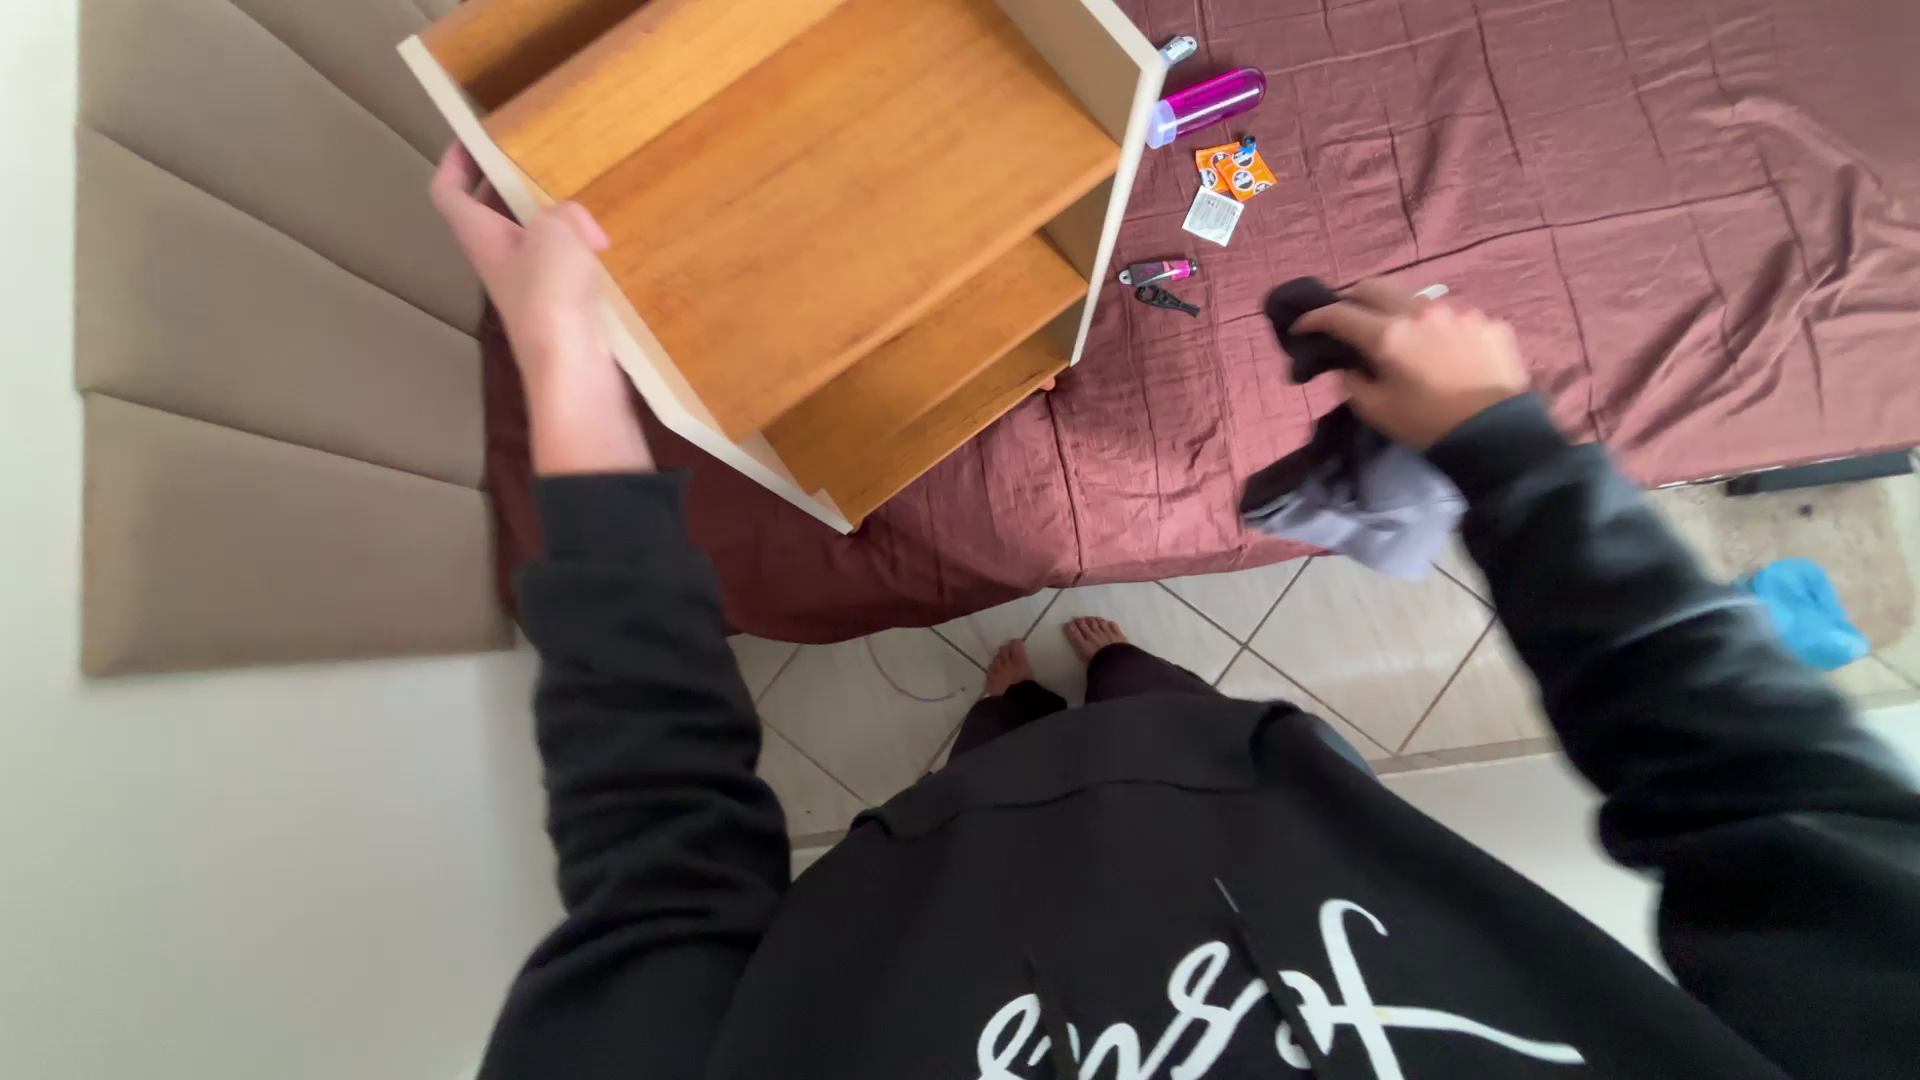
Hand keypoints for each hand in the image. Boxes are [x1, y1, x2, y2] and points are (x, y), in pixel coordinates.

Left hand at [429, 144, 651, 473]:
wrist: (574, 370)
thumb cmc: (552, 297)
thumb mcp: (559, 235)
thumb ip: (568, 216)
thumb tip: (581, 226)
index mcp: (481, 238)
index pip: (449, 192)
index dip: (453, 164)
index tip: (472, 142)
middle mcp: (499, 264)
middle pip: (492, 219)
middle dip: (509, 192)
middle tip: (536, 170)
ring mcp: (531, 293)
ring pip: (531, 247)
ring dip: (550, 228)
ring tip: (580, 212)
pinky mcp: (562, 315)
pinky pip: (563, 276)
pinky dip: (579, 260)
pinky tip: (604, 259)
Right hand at [1293, 279, 1528, 448]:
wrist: (1495, 431)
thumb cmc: (1426, 422)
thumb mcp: (1374, 409)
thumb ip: (1352, 381)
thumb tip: (1348, 366)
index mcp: (1388, 335)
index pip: (1339, 314)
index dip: (1314, 319)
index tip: (1301, 327)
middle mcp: (1421, 312)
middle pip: (1375, 287)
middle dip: (1351, 300)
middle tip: (1345, 320)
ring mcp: (1458, 312)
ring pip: (1414, 296)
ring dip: (1394, 310)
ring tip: (1395, 333)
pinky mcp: (1485, 321)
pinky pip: (1450, 315)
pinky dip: (1432, 327)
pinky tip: (1437, 349)